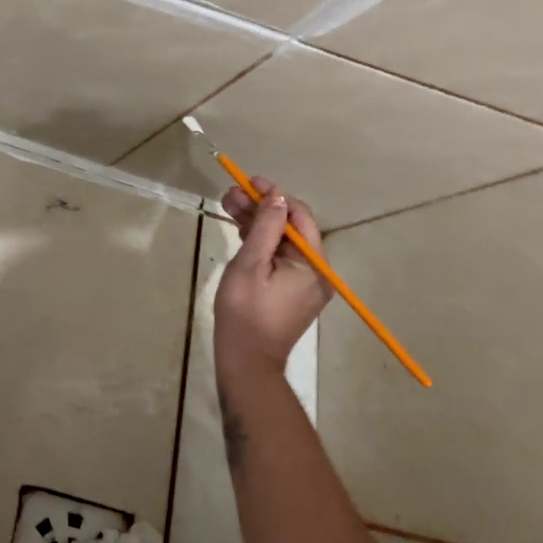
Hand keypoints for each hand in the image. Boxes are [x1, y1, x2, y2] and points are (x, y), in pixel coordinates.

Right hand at [213, 177, 330, 376]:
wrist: (245, 360)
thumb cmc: (246, 310)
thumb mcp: (252, 263)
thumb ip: (266, 227)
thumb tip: (277, 196)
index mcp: (313, 265)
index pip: (299, 217)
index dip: (275, 195)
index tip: (249, 181)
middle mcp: (315, 271)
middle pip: (289, 228)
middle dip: (261, 207)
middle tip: (230, 192)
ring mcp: (303, 282)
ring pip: (280, 241)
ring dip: (256, 221)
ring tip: (227, 203)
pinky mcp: (290, 290)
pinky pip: (278, 257)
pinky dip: (259, 241)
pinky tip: (238, 226)